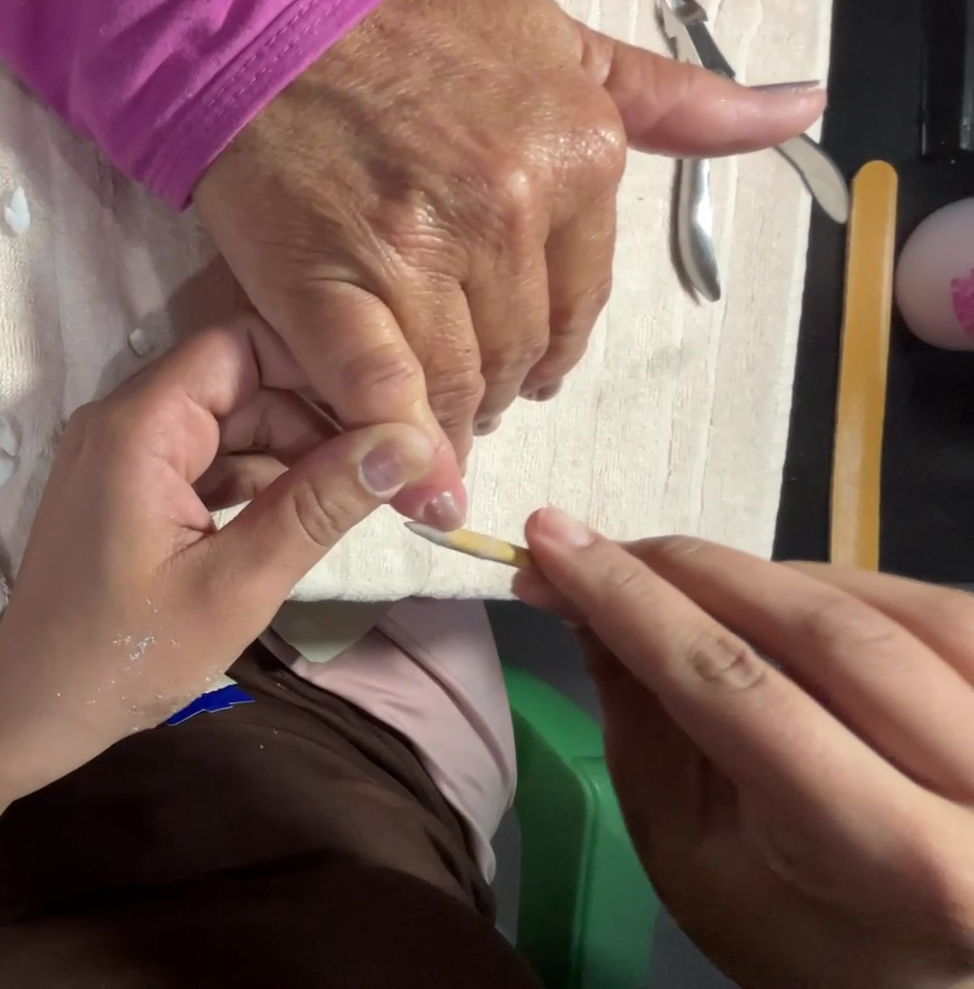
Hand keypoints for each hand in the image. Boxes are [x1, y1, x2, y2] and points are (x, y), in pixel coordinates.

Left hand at [0, 316, 434, 790]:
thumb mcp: (235, 584)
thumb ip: (318, 505)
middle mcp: (122, 419)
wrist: (35, 705)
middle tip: (394, 468)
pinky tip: (300, 512)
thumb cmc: (127, 654)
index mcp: (138, 425)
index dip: (319, 363)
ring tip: (361, 496)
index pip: (241, 342)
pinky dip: (251, 478)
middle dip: (314, 418)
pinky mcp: (125, 485)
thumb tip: (406, 443)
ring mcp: (119, 452)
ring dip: (289, 452)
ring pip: (224, 422)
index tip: (391, 408)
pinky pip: (201, 458)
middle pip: (237, 381)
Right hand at [194, 0, 827, 530]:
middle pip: (514, 352)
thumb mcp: (553, 42)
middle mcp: (504, 215)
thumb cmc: (401, 38)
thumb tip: (789, 116)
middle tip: (468, 417)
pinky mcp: (329, 293)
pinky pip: (377, 387)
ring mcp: (413, 260)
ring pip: (453, 379)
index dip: (547, 357)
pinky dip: (397, 443)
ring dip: (449, 429)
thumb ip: (663, 96)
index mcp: (572, 159)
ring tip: (433, 449)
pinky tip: (417, 489)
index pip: (574, 303)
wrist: (272, 41)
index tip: (522, 383)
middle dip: (496, 398)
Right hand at [514, 509, 973, 988]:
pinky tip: (774, 598)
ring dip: (756, 574)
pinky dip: (832, 585)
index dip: (626, 597)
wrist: (917, 973)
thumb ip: (631, 702)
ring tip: (675, 580)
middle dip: (682, 568)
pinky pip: (939, 611)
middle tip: (591, 544)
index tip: (549, 537)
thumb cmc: (778, 917)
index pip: (733, 685)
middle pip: (822, 633)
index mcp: (891, 856)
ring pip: (887, 607)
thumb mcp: (672, 827)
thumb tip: (567, 591)